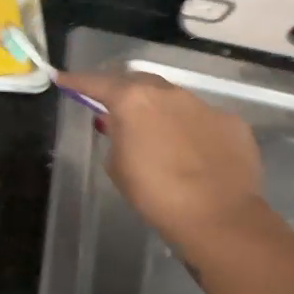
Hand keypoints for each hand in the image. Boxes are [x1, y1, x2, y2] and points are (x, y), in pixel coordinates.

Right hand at [61, 70, 266, 248]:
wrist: (216, 215)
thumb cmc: (153, 191)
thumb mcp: (117, 163)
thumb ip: (116, 135)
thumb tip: (119, 124)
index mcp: (133, 101)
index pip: (98, 83)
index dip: (76, 81)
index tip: (62, 78)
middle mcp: (170, 94)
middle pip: (139, 82)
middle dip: (122, 89)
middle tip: (111, 104)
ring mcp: (205, 107)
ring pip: (173, 99)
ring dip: (158, 109)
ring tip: (152, 131)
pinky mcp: (232, 124)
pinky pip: (201, 119)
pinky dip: (188, 128)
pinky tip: (189, 150)